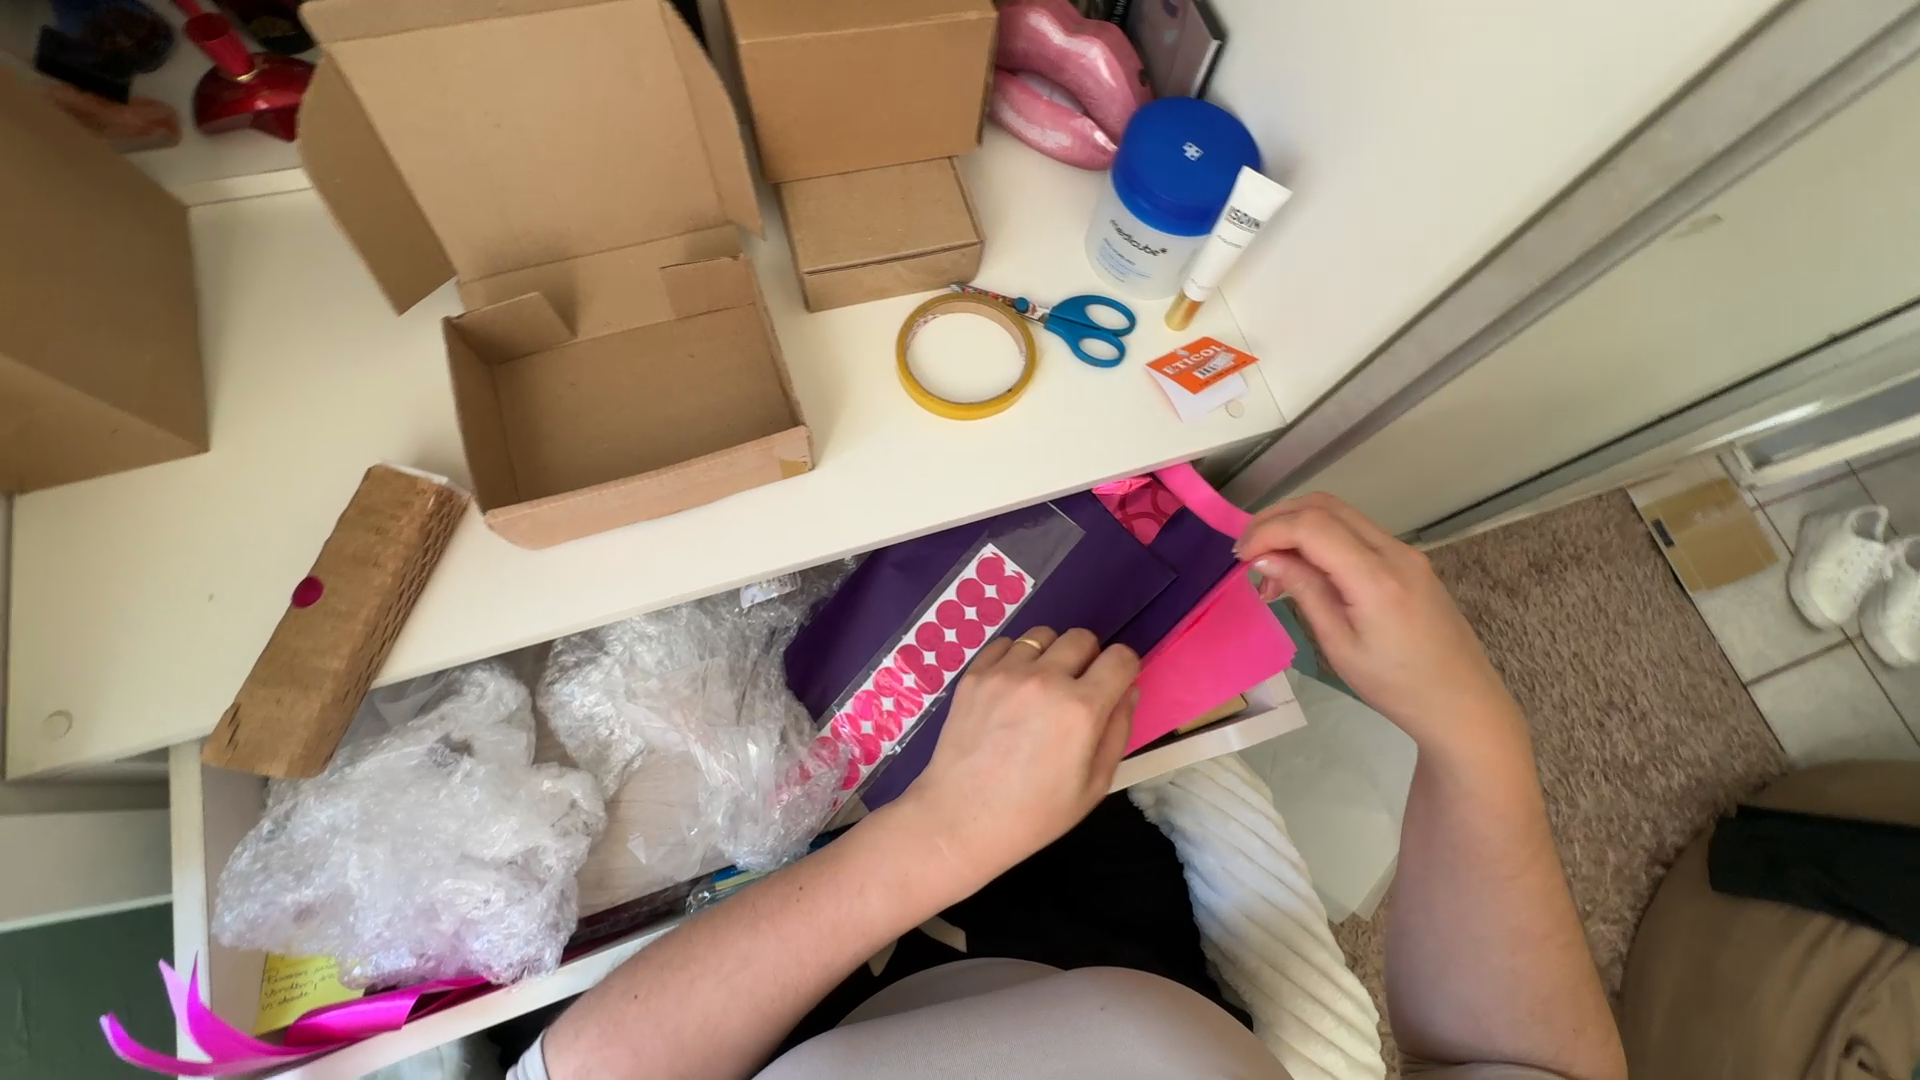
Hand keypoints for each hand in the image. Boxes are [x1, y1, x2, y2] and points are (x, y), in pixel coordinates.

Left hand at [895, 627, 1139, 886]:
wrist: (961, 818)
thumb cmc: (1035, 813)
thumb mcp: (1094, 785)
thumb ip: (1117, 731)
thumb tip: (1127, 689)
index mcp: (1081, 708)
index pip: (1121, 657)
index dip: (1124, 668)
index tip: (1115, 683)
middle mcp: (1044, 679)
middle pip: (1082, 637)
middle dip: (1089, 658)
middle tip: (1077, 689)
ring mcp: (1005, 673)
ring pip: (1043, 636)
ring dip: (1051, 654)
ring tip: (1041, 687)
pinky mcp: (974, 674)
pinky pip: (1006, 644)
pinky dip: (1016, 658)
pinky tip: (1012, 688)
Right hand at [1236, 493, 1525, 754]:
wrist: (1462, 704)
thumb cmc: (1395, 685)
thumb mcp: (1339, 644)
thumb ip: (1304, 590)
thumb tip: (1265, 558)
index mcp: (1375, 577)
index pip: (1311, 526)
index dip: (1267, 532)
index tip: (1240, 558)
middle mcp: (1394, 551)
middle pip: (1324, 506)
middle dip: (1276, 519)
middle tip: (1247, 552)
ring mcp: (1404, 553)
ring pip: (1339, 513)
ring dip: (1296, 527)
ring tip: (1270, 569)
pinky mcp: (1407, 561)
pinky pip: (1354, 532)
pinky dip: (1318, 538)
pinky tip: (1302, 570)